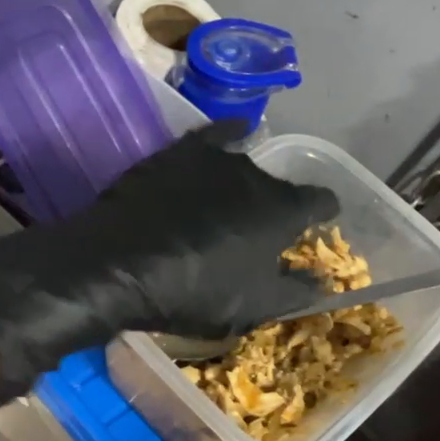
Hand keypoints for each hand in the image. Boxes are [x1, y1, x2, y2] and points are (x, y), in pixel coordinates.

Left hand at [0, 123, 340, 401]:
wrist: (117, 265)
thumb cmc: (191, 293)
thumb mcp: (251, 307)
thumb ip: (294, 292)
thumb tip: (322, 281)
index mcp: (283, 210)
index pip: (321, 203)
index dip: (322, 216)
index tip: (316, 227)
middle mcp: (256, 173)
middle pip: (277, 187)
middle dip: (274, 206)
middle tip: (257, 232)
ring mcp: (213, 158)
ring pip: (244, 165)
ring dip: (244, 183)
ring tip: (234, 200)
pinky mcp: (176, 153)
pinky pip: (212, 136)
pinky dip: (226, 135)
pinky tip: (233, 133)